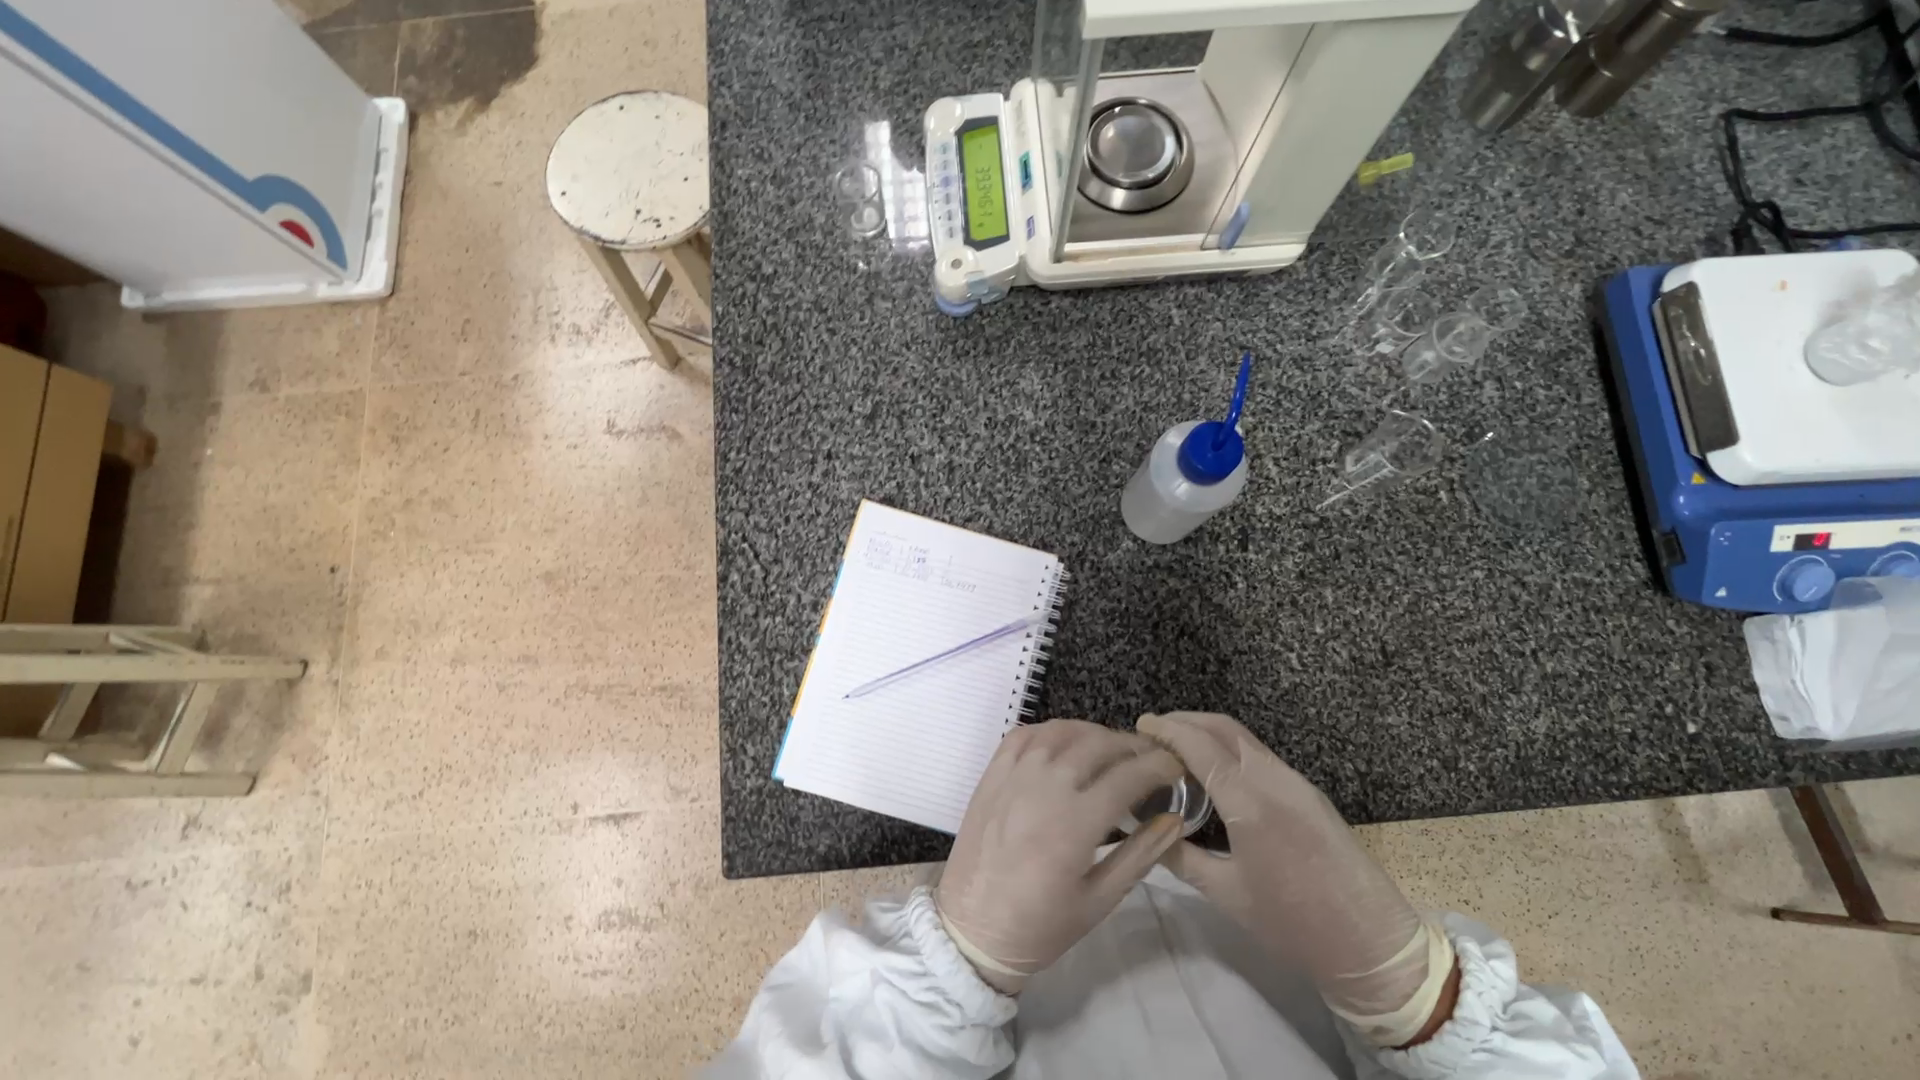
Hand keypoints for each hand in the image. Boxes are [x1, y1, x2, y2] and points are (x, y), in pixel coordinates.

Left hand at [935, 719, 1186, 993]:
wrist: (972, 930)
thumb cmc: (1040, 925)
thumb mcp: (1100, 901)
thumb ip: (1140, 856)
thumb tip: (1174, 819)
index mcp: (1076, 822)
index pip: (1130, 776)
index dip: (1160, 766)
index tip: (1176, 767)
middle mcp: (1045, 787)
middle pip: (1099, 745)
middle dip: (1133, 746)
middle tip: (1150, 758)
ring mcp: (1014, 776)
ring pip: (1062, 732)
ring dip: (1094, 733)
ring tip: (1113, 749)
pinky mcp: (991, 776)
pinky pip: (1024, 735)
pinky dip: (1052, 731)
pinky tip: (1067, 744)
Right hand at [1137, 712, 1454, 1045]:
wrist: (1372, 944)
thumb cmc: (1292, 924)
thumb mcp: (1226, 894)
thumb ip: (1181, 856)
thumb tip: (1147, 832)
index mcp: (1249, 801)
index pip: (1199, 746)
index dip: (1167, 730)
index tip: (1141, 725)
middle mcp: (1274, 779)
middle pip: (1224, 729)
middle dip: (1186, 721)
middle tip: (1155, 731)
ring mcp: (1297, 783)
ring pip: (1245, 740)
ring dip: (1209, 734)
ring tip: (1178, 748)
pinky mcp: (1310, 794)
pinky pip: (1262, 757)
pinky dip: (1230, 751)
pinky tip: (1215, 772)